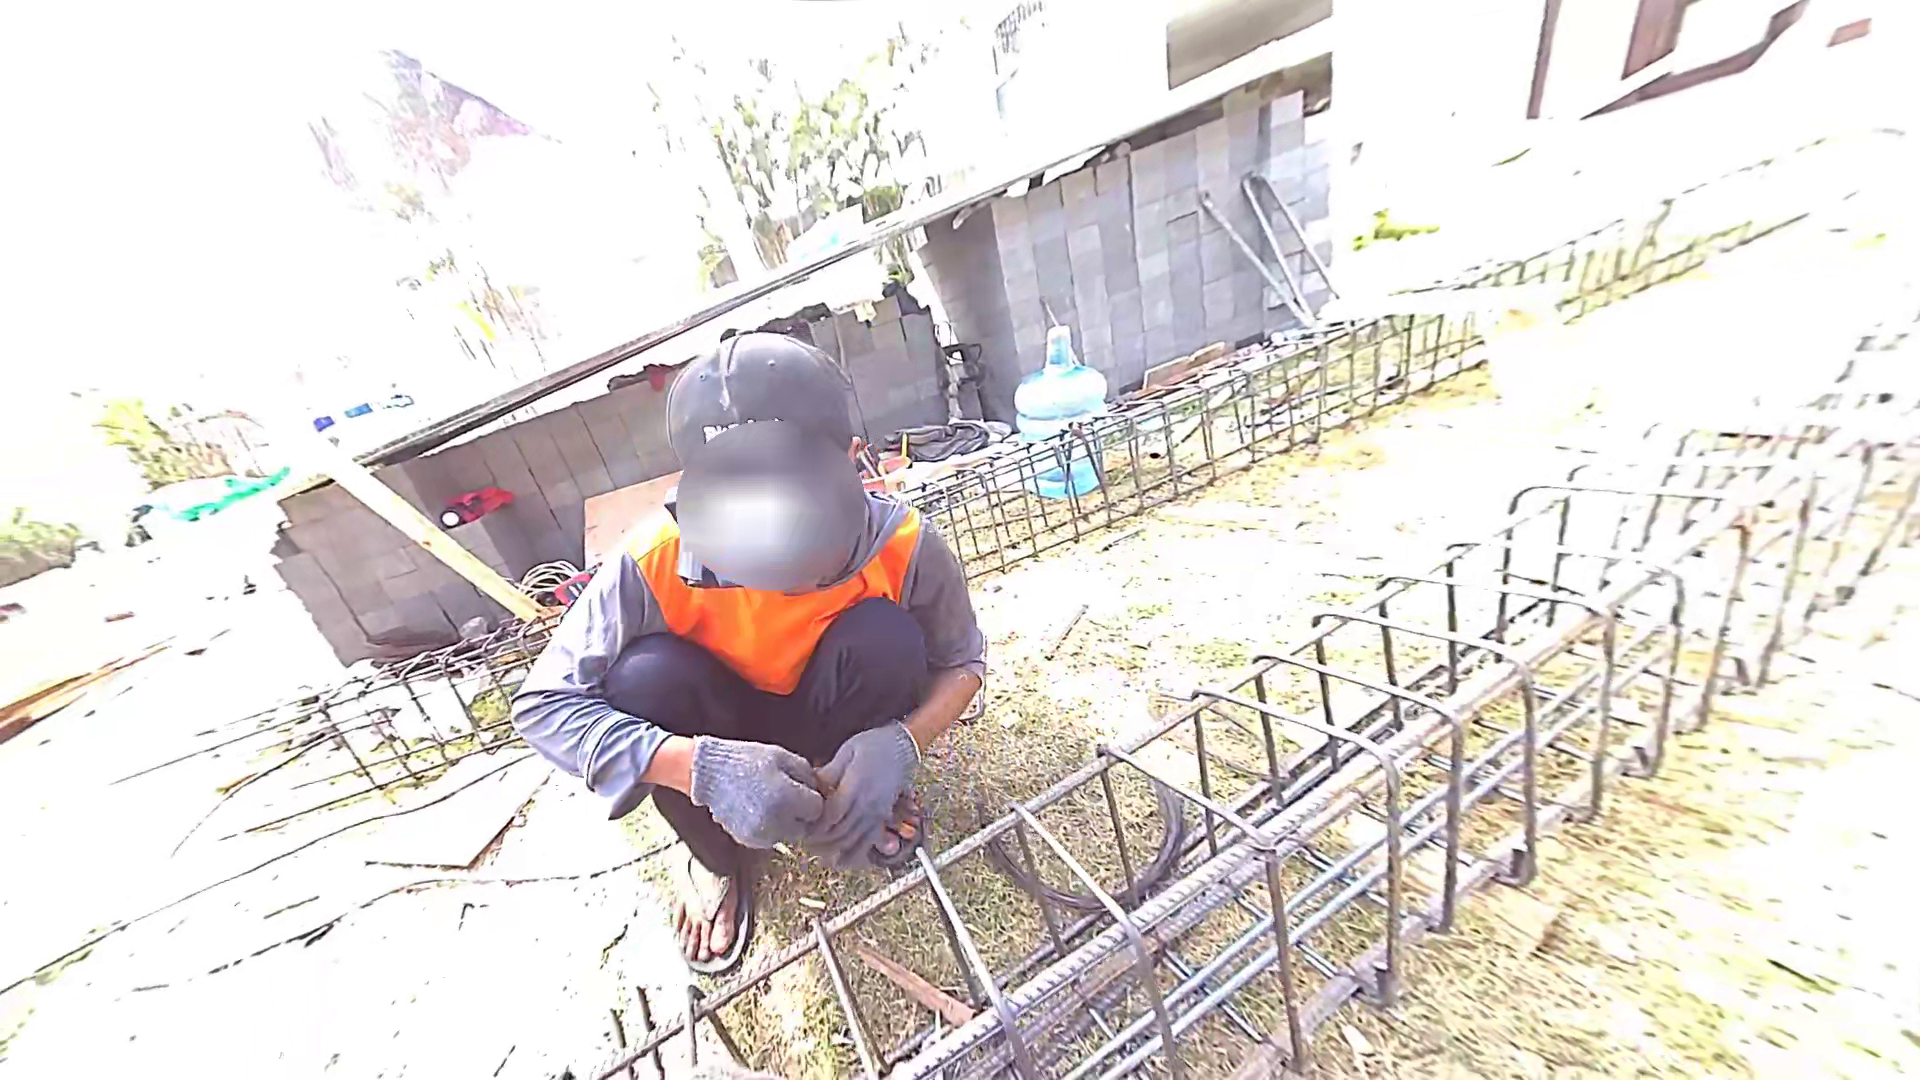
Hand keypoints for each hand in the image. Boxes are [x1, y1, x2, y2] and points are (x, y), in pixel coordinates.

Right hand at [688, 736, 826, 848]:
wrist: (711, 775)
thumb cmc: (748, 760)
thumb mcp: (783, 757)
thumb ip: (806, 774)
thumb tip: (820, 788)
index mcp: (786, 798)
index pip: (817, 809)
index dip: (814, 798)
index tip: (805, 789)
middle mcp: (775, 821)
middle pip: (806, 826)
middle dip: (803, 813)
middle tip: (791, 796)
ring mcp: (760, 835)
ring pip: (789, 835)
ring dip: (788, 822)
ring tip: (774, 801)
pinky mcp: (748, 841)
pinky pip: (771, 838)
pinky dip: (772, 828)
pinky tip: (762, 809)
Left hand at [809, 722, 919, 868]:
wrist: (902, 748)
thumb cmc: (873, 745)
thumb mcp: (847, 751)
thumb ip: (829, 772)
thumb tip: (810, 788)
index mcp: (858, 784)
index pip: (832, 814)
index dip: (815, 824)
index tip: (802, 823)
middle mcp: (869, 803)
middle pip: (840, 832)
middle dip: (819, 838)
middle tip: (803, 836)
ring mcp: (878, 813)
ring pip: (851, 841)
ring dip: (831, 848)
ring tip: (815, 846)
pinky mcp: (882, 819)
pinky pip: (867, 843)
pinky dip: (852, 855)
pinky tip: (838, 859)